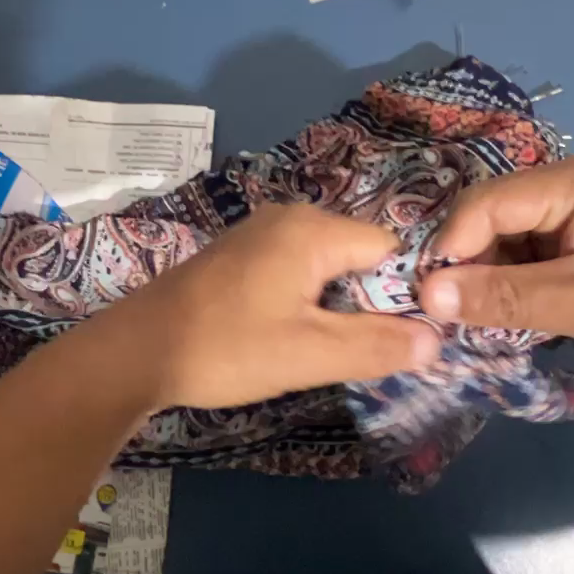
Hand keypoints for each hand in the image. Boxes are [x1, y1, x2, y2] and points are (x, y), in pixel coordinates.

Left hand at [76, 204, 441, 409]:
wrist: (137, 350)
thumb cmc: (227, 347)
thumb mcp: (309, 355)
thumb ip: (377, 346)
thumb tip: (436, 341)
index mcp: (312, 230)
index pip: (388, 250)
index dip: (405, 295)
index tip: (405, 340)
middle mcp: (290, 218)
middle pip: (358, 255)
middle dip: (369, 303)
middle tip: (366, 353)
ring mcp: (261, 233)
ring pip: (326, 266)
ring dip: (336, 306)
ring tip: (328, 349)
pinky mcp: (241, 254)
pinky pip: (296, 269)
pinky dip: (307, 300)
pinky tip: (292, 335)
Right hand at [417, 157, 573, 383]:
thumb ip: (506, 298)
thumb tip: (426, 294)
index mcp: (572, 181)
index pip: (487, 202)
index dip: (452, 244)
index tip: (427, 296)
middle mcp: (563, 189)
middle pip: (487, 219)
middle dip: (462, 263)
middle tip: (438, 312)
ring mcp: (567, 220)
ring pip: (498, 243)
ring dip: (479, 280)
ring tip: (461, 321)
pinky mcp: (571, 250)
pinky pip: (518, 262)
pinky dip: (502, 290)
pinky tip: (491, 317)